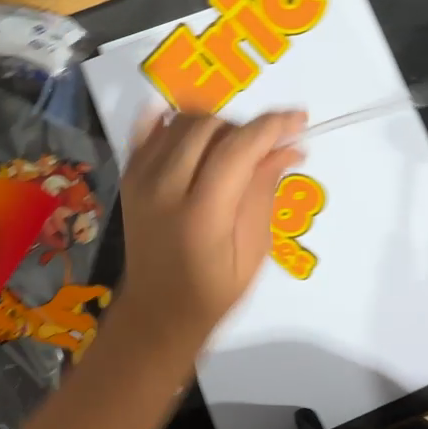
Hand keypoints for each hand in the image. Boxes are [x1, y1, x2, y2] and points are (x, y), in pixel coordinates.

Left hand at [116, 111, 306, 348]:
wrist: (157, 309)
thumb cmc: (213, 289)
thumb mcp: (252, 251)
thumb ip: (263, 192)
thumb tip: (288, 146)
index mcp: (201, 214)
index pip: (238, 149)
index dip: (270, 126)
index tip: (298, 118)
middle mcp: (164, 188)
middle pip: (209, 128)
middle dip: (243, 128)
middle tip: (263, 145)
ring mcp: (141, 178)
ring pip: (181, 122)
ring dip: (214, 125)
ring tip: (232, 147)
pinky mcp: (129, 175)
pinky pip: (147, 129)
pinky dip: (170, 119)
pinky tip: (190, 125)